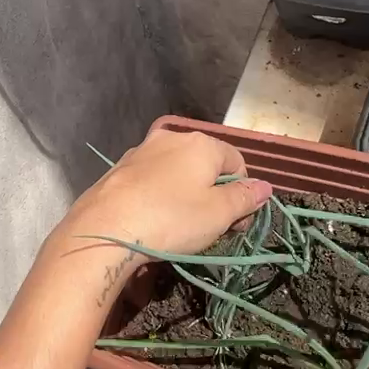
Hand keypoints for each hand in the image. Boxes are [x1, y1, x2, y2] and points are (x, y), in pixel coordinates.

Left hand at [48, 129, 273, 260]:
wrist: (104, 229)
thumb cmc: (171, 219)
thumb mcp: (219, 214)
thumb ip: (245, 197)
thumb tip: (264, 186)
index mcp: (201, 144)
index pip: (237, 162)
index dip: (242, 194)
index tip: (236, 224)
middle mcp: (170, 139)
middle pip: (205, 166)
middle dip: (213, 195)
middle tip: (211, 229)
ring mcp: (141, 152)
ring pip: (177, 173)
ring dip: (185, 196)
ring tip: (179, 229)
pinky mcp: (118, 170)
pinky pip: (151, 181)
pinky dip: (158, 198)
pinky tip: (152, 222)